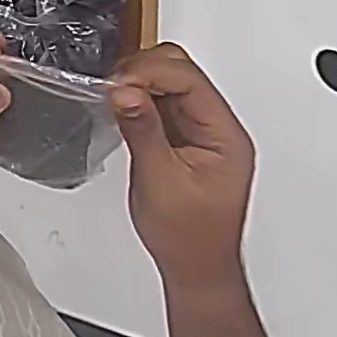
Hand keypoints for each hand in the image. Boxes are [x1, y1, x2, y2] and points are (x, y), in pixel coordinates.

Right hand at [108, 43, 254, 292]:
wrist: (194, 267)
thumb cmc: (187, 236)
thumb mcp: (160, 182)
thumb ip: (143, 130)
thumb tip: (123, 90)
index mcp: (224, 136)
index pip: (189, 80)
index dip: (150, 72)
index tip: (117, 83)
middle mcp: (215, 125)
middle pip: (181, 69)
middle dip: (143, 69)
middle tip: (112, 87)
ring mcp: (198, 127)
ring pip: (167, 77)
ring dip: (137, 80)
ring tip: (112, 96)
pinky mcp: (179, 131)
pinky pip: (156, 96)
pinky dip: (135, 93)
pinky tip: (119, 105)